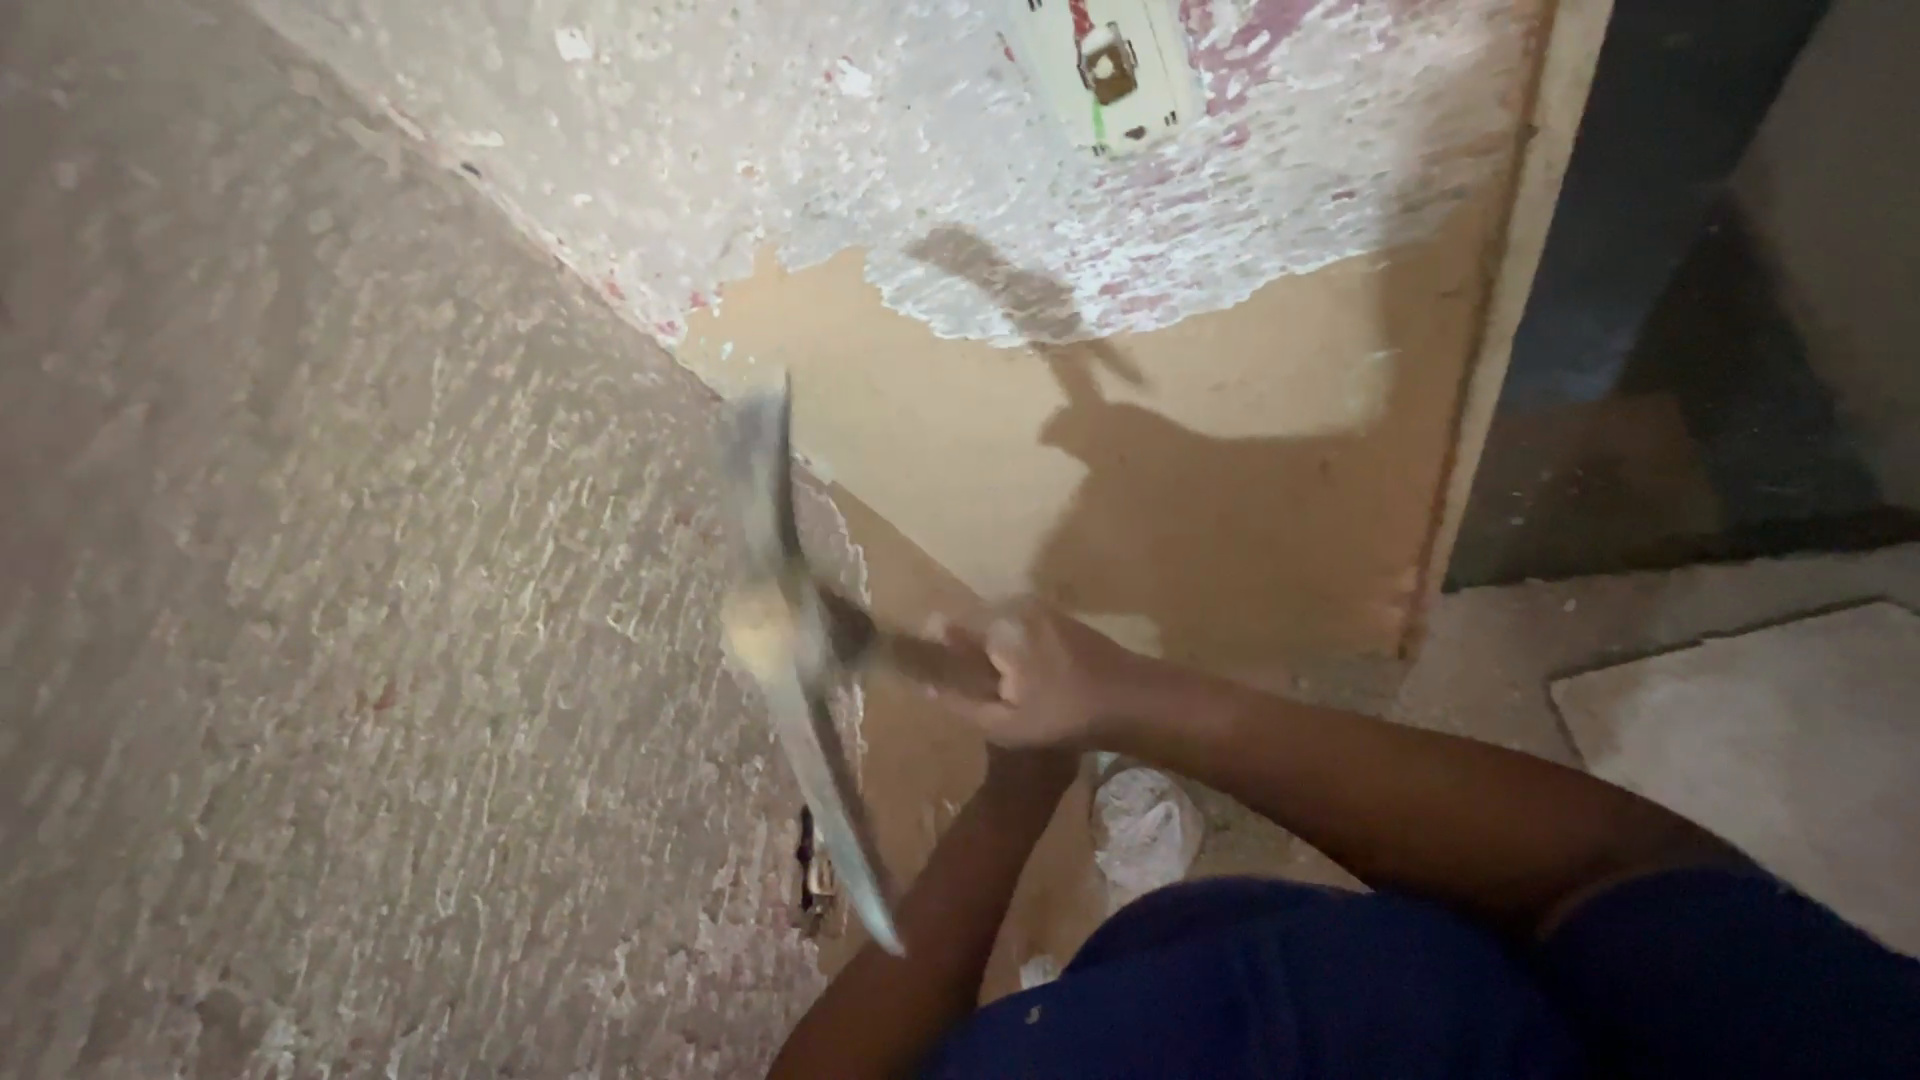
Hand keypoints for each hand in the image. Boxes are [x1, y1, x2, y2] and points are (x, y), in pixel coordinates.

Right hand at [928, 599, 1144, 749]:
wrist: (1131, 698)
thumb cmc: (1066, 715)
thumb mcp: (1005, 723)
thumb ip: (959, 701)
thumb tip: (923, 685)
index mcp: (998, 625)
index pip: (944, 625)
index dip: (934, 651)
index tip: (935, 677)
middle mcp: (1013, 604)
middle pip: (969, 623)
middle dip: (965, 653)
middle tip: (977, 691)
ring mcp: (1036, 606)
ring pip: (993, 625)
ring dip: (989, 651)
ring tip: (1003, 688)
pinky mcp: (1054, 613)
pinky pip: (1015, 625)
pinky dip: (1011, 646)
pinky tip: (1027, 677)